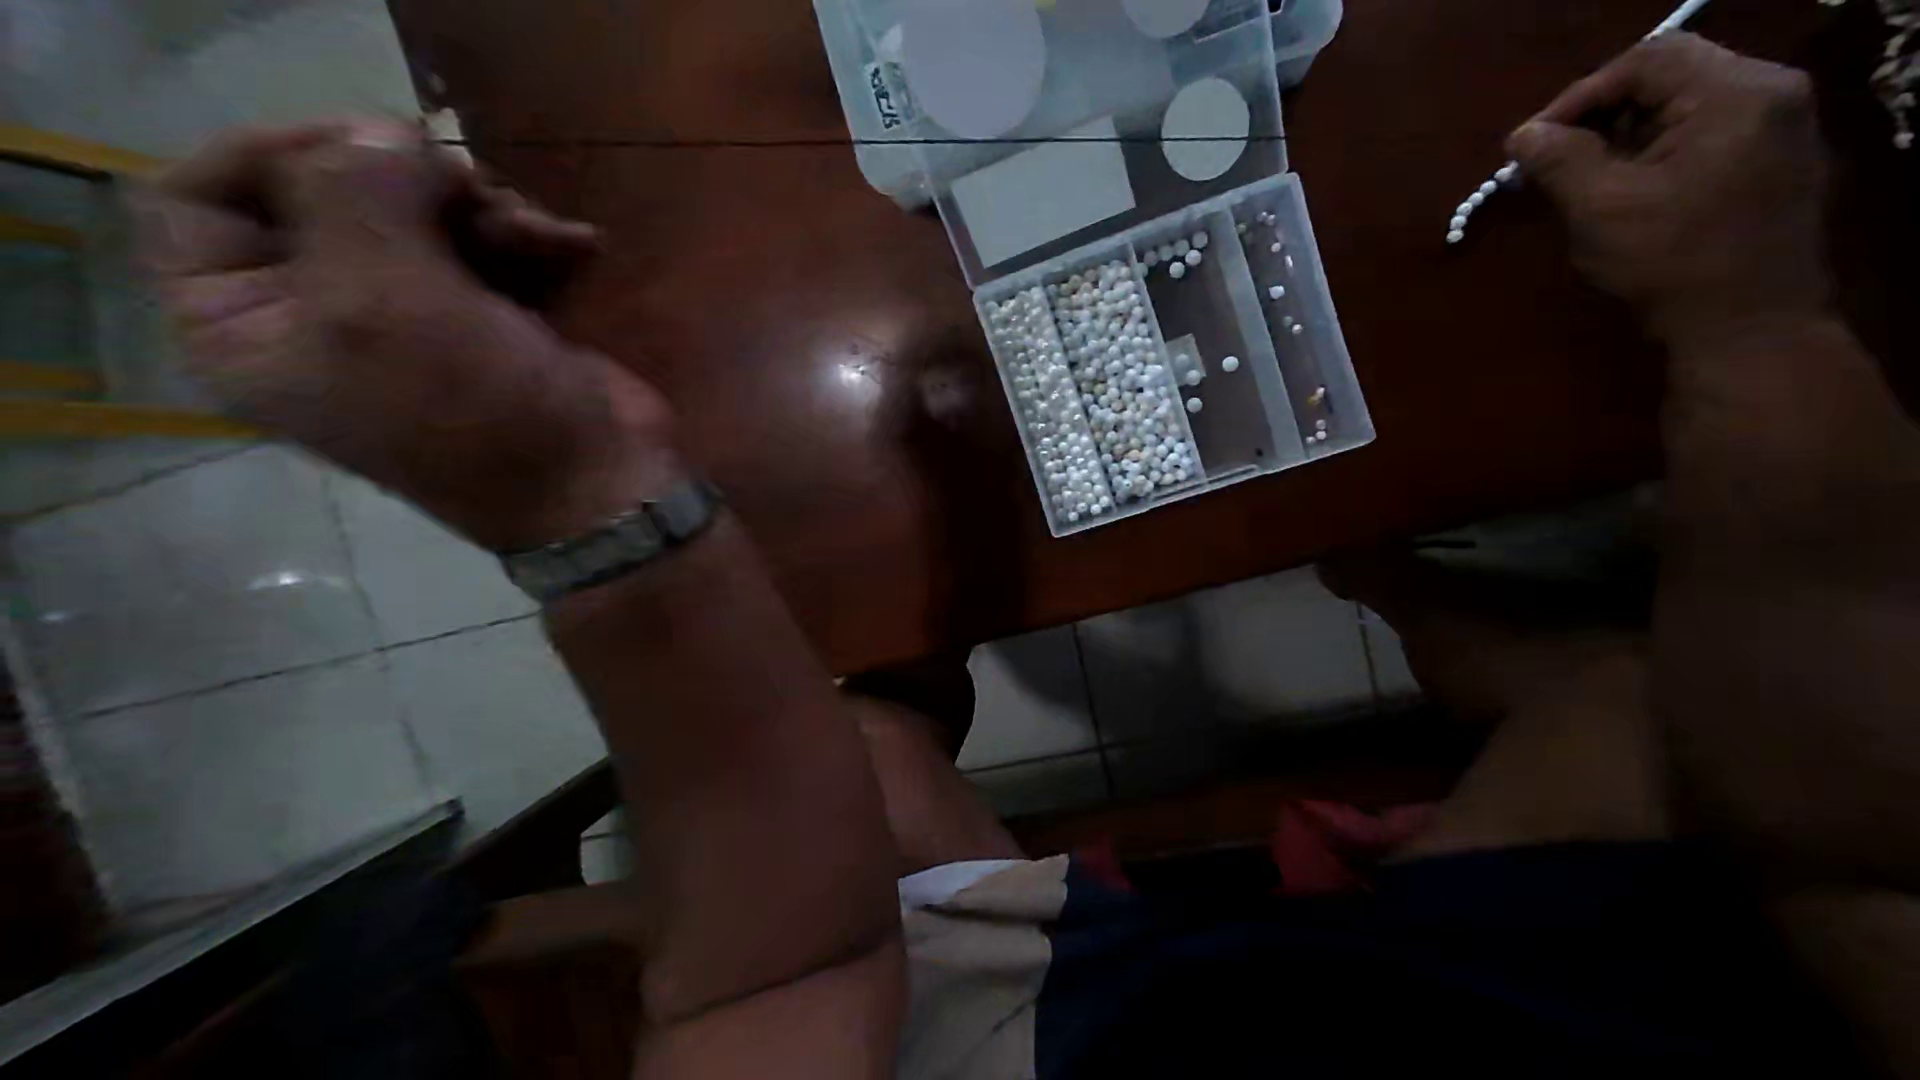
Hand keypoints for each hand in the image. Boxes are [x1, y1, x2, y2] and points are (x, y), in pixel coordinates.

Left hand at [136, 121, 679, 551]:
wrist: (597, 478)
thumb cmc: (478, 408)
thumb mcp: (387, 299)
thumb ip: (354, 191)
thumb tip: (383, 133)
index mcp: (251, 329)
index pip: (201, 198)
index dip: (281, 155)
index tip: (378, 147)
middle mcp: (324, 318)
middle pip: (332, 199)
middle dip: (413, 185)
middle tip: (478, 192)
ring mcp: (418, 319)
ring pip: (424, 218)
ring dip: (489, 210)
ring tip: (543, 233)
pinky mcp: (493, 321)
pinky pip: (493, 252)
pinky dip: (534, 240)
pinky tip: (579, 246)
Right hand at [1507, 33, 1831, 349]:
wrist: (1745, 317)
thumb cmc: (1668, 259)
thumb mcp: (1599, 208)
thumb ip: (1561, 161)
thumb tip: (1523, 135)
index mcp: (1735, 93)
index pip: (1647, 59)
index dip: (1577, 96)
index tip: (1528, 143)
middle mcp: (1767, 93)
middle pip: (1667, 77)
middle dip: (1594, 118)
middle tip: (1544, 164)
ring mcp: (1773, 125)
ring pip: (1679, 107)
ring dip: (1616, 138)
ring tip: (1572, 182)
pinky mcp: (1765, 158)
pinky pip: (1696, 134)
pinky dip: (1645, 153)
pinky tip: (1615, 191)